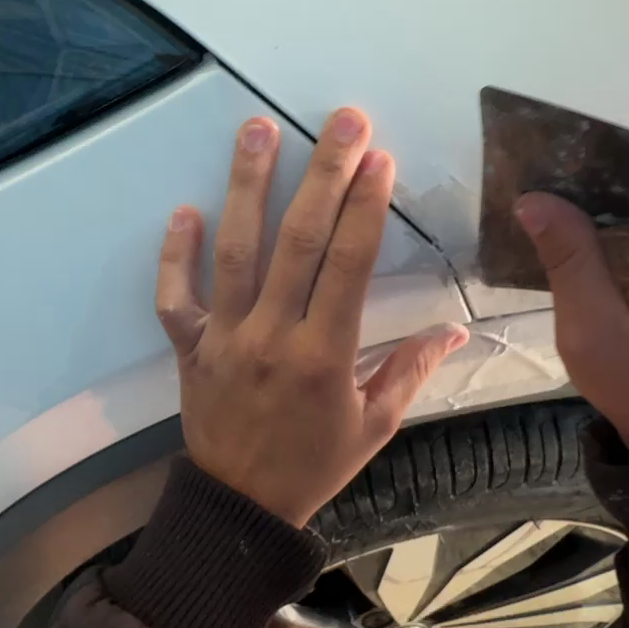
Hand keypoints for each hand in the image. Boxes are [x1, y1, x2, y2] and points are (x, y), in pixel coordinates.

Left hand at [156, 109, 469, 525]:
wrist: (241, 507)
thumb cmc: (313, 466)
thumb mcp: (374, 427)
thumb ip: (411, 372)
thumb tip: (455, 332)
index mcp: (325, 355)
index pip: (350, 264)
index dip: (367, 208)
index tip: (380, 159)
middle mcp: (272, 336)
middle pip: (298, 243)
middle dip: (324, 175)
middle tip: (342, 120)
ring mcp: (224, 339)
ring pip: (235, 253)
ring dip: (248, 188)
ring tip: (258, 130)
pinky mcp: (189, 349)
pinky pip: (173, 299)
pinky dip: (174, 256)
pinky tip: (184, 211)